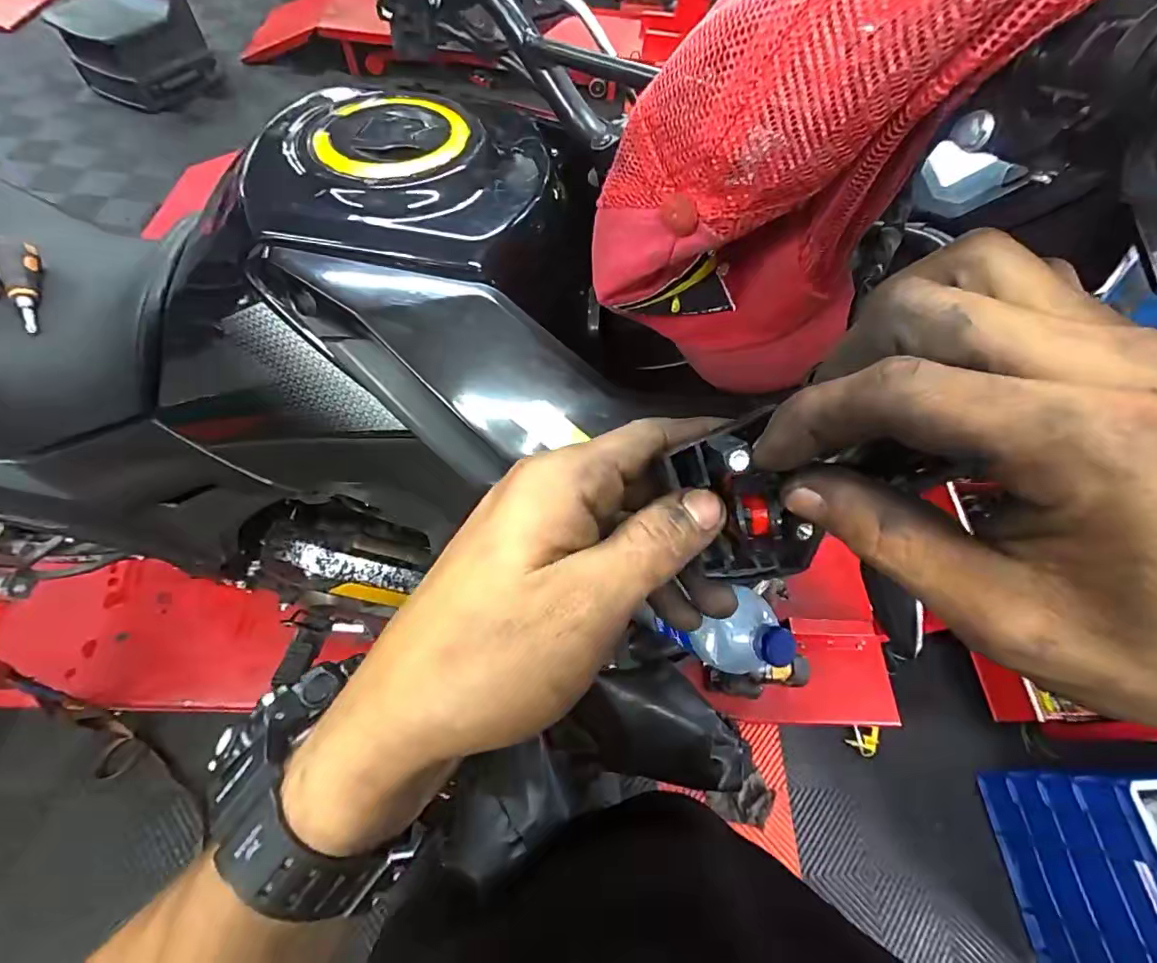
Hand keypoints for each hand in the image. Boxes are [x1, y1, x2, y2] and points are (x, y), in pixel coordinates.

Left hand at [282, 419, 730, 852]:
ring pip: (621, 526)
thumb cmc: (499, 655)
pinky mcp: (528, 564)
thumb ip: (656, 541)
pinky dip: (632, 579)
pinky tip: (664, 616)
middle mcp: (548, 491)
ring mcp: (535, 528)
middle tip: (741, 567)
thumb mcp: (592, 599)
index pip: (647, 436)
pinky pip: (594, 555)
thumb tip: (709, 499)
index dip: (702, 441)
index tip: (754, 459)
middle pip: (639, 484)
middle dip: (693, 522)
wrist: (402, 719)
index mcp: (562, 480)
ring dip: (668, 560)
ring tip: (711, 610)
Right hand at [753, 230, 1156, 811]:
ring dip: (904, 310)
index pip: (905, 386)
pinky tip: (945, 366)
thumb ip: (891, 540)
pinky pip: (1023, 280)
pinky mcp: (1134, 338)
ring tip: (875, 378)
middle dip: (849, 358)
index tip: (773, 453)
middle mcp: (1107, 359)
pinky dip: (959, 304)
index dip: (817, 415)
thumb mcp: (1006, 620)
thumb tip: (803, 487)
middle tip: (823, 423)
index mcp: (1083, 439)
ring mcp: (1128, 336)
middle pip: (930, 303)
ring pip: (979, 263)